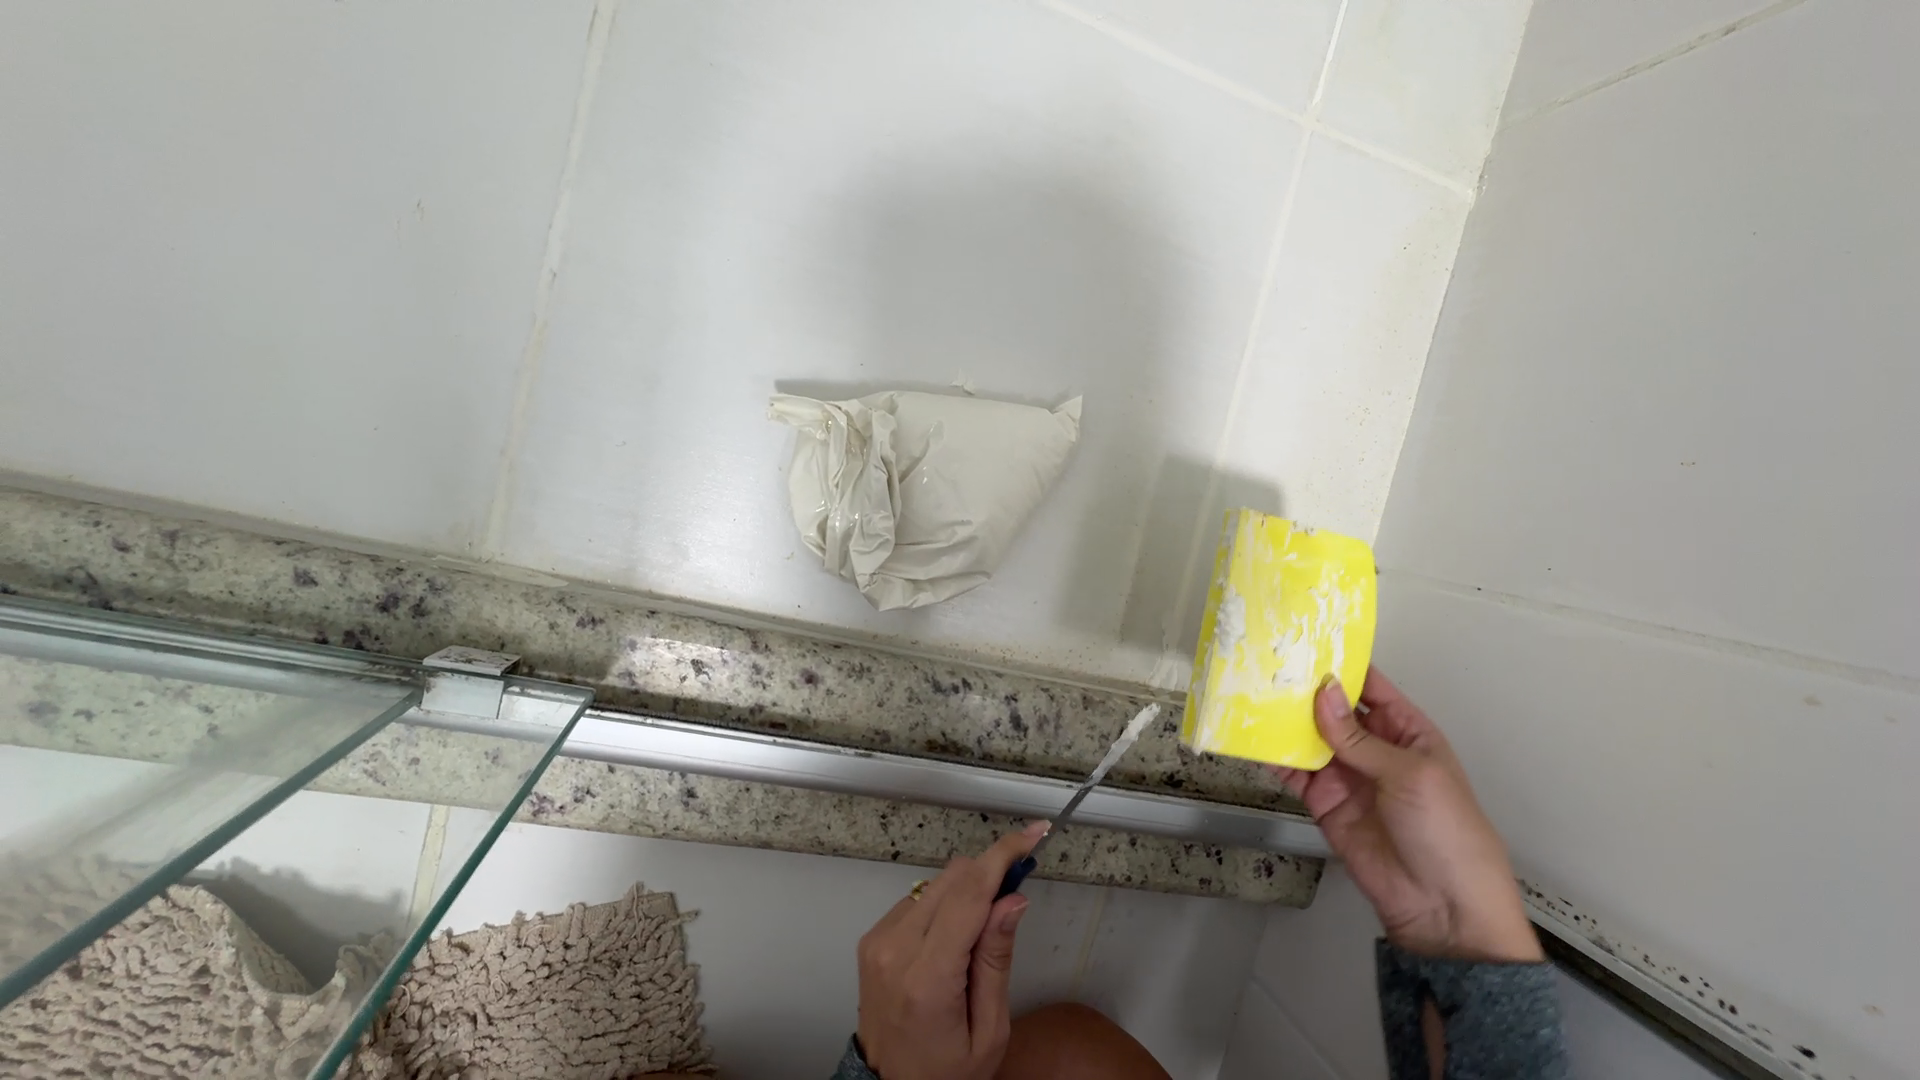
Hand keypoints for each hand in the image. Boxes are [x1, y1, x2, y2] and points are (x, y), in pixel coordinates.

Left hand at [856, 822, 1046, 1079]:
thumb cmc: (946, 1073)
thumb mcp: (989, 1031)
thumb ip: (996, 959)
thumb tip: (1013, 898)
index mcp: (928, 978)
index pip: (969, 895)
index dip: (1003, 856)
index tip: (1034, 832)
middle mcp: (895, 948)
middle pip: (953, 878)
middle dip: (990, 870)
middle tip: (1018, 887)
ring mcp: (878, 940)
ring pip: (936, 882)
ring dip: (968, 888)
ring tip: (984, 927)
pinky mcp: (872, 937)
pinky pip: (918, 898)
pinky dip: (945, 903)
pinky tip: (955, 936)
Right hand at [1275, 668, 1540, 962]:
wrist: (1440, 906)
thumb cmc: (1446, 830)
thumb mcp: (1410, 774)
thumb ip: (1360, 736)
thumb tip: (1323, 692)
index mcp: (1406, 731)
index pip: (1370, 687)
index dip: (1341, 665)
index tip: (1305, 642)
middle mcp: (1373, 747)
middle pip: (1332, 709)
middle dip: (1303, 689)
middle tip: (1264, 665)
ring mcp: (1345, 774)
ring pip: (1308, 737)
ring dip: (1283, 720)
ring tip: (1248, 694)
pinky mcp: (1322, 801)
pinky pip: (1294, 772)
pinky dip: (1272, 757)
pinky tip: (1250, 739)